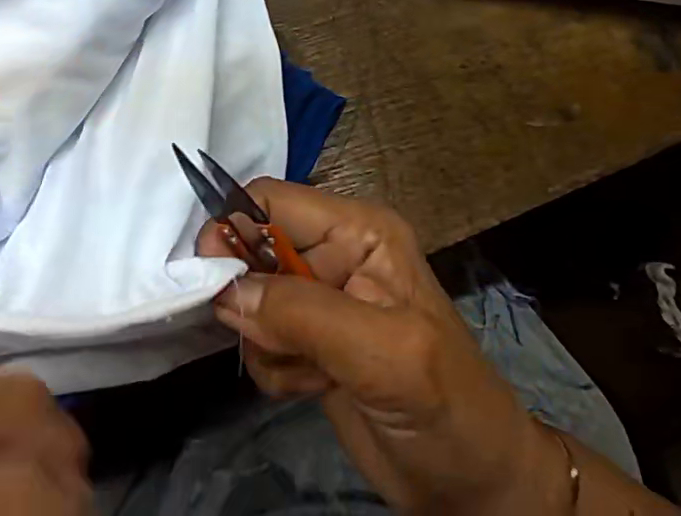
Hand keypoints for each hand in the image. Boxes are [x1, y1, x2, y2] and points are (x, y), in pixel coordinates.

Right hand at [198, 180, 568, 515]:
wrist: (469, 477)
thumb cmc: (446, 403)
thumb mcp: (384, 353)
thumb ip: (307, 315)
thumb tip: (229, 289)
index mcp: (360, 230)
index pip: (275, 202)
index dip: (234, 229)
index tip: (210, 280)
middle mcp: (337, 253)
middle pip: (255, 249)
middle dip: (253, 301)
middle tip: (281, 343)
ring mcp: (323, 299)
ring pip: (252, 301)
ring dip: (267, 343)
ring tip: (312, 371)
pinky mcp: (311, 341)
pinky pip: (261, 341)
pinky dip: (274, 367)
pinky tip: (315, 386)